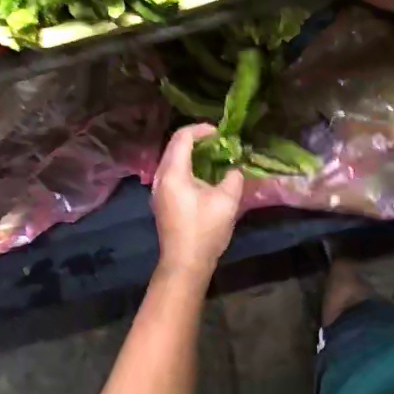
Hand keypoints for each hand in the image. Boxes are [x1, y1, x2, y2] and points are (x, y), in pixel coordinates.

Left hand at [152, 124, 243, 275]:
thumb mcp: (227, 200)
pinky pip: (173, 174)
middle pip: (175, 146)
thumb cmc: (205, 230)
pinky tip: (205, 176)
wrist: (185, 263)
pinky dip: (189, 167)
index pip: (182, 137)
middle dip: (197, 139)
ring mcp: (159, 191)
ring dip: (193, 154)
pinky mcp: (163, 202)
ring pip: (173, 161)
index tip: (220, 132)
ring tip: (215, 157)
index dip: (201, 129)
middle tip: (219, 142)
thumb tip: (234, 168)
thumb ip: (233, 177)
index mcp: (174, 173)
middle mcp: (161, 178)